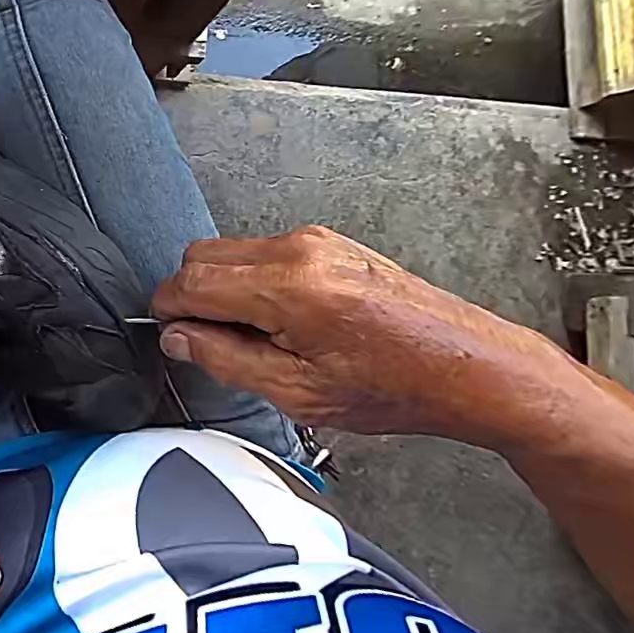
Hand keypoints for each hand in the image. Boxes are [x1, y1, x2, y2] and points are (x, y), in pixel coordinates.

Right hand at [151, 226, 587, 450]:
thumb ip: (225, 359)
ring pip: (228, 249)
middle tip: (205, 338)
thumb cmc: (397, 386)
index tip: (167, 331)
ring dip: (220, 287)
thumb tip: (179, 338)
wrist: (466, 364)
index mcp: (288, 288)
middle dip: (189, 295)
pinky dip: (248, 279)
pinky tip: (275, 318)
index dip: (167, 308)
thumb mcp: (299, 393)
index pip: (191, 281)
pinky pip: (260, 251)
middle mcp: (297, 250)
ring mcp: (313, 239)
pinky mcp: (325, 240)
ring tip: (249, 334)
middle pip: (201, 255)